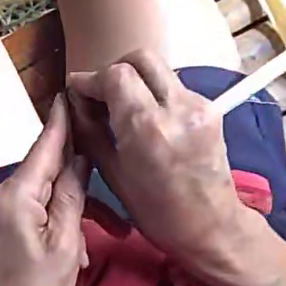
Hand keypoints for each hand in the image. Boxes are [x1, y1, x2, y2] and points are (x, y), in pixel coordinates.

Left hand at [0, 96, 89, 285]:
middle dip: (84, 188)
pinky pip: (35, 212)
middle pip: (49, 174)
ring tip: (99, 244)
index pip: (45, 147)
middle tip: (118, 211)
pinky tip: (77, 252)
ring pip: (46, 196)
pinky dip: (59, 225)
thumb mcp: (65, 245)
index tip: (71, 91)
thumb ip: (72, 196)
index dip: (62, 121)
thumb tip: (81, 159)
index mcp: (15, 195)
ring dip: (75, 214)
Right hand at [67, 49, 260, 285]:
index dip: (92, 79)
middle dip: (117, 70)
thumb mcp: (113, 173)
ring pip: (161, 70)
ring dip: (138, 81)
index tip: (80, 91)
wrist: (211, 226)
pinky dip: (157, 95)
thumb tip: (75, 100)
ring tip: (125, 108)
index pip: (116, 74)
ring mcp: (199, 106)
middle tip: (104, 93)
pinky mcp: (211, 110)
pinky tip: (150, 120)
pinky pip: (176, 88)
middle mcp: (177, 108)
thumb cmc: (157, 212)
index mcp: (147, 127)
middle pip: (141, 59)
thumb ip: (90, 130)